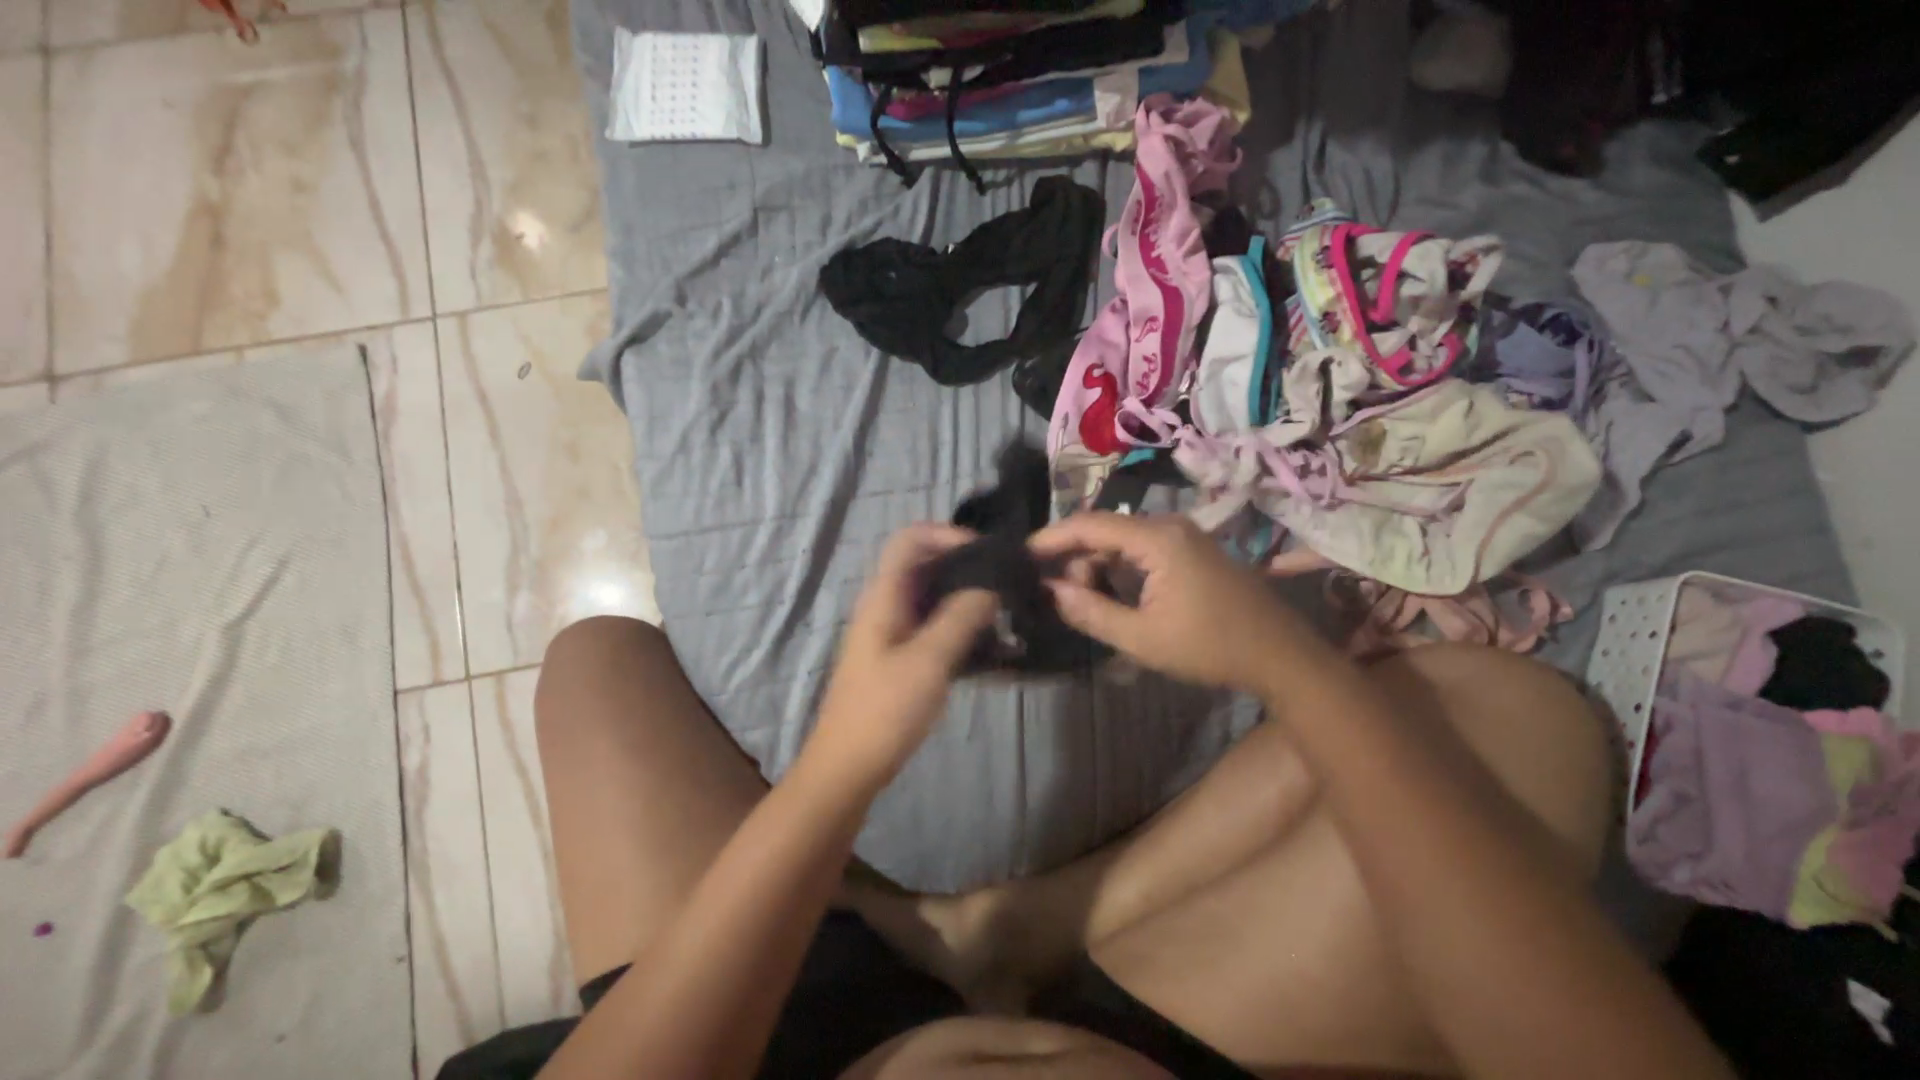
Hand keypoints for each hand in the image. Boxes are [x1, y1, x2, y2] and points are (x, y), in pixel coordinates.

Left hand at [811, 524, 999, 782]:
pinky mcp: (904, 663)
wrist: (847, 769)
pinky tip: (999, 655)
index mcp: (884, 597)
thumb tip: (991, 583)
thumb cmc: (884, 710)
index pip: (910, 539)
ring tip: (1012, 620)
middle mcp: (887, 608)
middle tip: (1010, 586)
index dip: (948, 535)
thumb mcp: (928, 660)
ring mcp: (894, 636)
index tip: (989, 555)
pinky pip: (939, 635)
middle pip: (928, 568)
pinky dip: (966, 636)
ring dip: (972, 606)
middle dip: (969, 571)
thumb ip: (960, 617)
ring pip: (937, 603)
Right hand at [1029, 512, 1303, 691]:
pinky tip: (1115, 598)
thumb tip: (1051, 591)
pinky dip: (1122, 569)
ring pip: (1124, 541)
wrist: (1281, 656)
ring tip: (1086, 603)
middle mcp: (1170, 525)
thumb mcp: (1142, 638)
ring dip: (1099, 566)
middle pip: (1105, 530)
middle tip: (1061, 598)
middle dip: (1076, 559)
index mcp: (1158, 538)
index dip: (1051, 538)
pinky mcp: (1194, 551)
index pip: (1089, 524)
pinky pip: (1144, 550)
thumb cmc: (1210, 647)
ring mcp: (1186, 536)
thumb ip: (1091, 612)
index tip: (1020, 557)